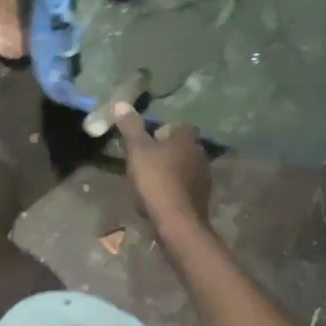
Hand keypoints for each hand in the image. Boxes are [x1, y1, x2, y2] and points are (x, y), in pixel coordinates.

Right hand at [113, 103, 210, 232]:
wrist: (177, 222)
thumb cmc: (156, 179)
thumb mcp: (138, 150)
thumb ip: (131, 126)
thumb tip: (122, 103)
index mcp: (187, 139)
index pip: (181, 126)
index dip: (165, 130)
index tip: (149, 139)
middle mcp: (200, 155)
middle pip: (182, 147)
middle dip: (166, 151)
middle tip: (145, 159)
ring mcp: (204, 179)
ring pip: (184, 167)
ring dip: (171, 170)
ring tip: (150, 180)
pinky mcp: (201, 199)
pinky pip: (185, 187)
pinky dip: (174, 189)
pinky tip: (159, 197)